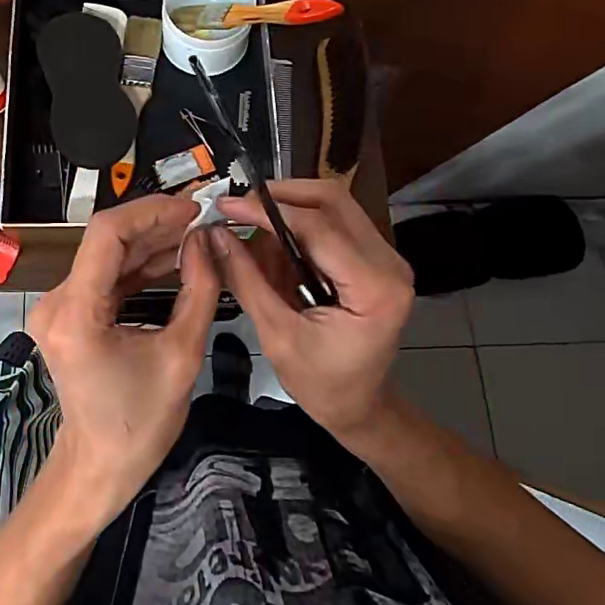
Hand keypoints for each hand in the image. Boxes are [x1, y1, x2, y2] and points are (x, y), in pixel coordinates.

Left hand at [27, 196, 220, 516]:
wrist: (100, 464)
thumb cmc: (140, 422)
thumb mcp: (181, 355)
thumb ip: (199, 291)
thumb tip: (207, 242)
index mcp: (77, 313)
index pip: (108, 234)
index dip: (152, 211)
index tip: (192, 208)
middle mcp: (58, 303)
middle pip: (106, 241)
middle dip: (156, 224)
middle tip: (202, 217)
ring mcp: (59, 308)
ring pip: (107, 257)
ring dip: (150, 243)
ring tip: (195, 234)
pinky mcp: (69, 315)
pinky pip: (105, 278)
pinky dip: (138, 266)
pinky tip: (173, 257)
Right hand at [209, 180, 412, 437]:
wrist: (360, 407)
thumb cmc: (322, 385)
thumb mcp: (276, 334)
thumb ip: (246, 279)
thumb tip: (215, 235)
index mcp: (374, 288)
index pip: (317, 227)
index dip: (267, 210)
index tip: (227, 205)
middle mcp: (389, 263)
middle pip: (332, 201)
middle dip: (279, 196)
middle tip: (237, 206)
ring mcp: (386, 258)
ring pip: (334, 206)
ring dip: (288, 209)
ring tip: (250, 230)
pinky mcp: (375, 258)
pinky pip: (335, 224)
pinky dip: (298, 227)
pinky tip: (272, 245)